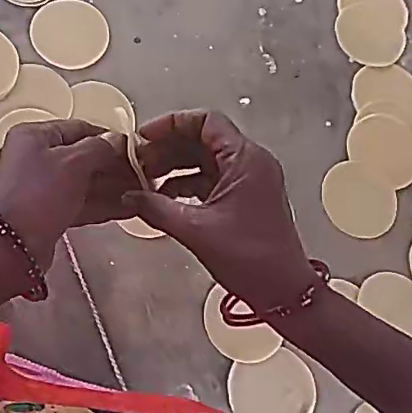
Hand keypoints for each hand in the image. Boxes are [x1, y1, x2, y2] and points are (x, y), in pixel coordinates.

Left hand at [0, 119, 134, 266]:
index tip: (135, 148)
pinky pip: (81, 203)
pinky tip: (130, 207)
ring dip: (113, 186)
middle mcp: (36, 158)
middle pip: (83, 157)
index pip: (79, 128)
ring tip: (144, 190)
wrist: (13, 246)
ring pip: (84, 182)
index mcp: (34, 136)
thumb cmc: (39, 194)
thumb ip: (99, 148)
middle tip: (144, 172)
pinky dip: (103, 204)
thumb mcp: (73, 163)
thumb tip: (118, 139)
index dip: (109, 137)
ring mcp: (42, 188)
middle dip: (114, 165)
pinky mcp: (49, 213)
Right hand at [125, 110, 317, 309]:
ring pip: (206, 159)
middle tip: (139, 160)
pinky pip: (211, 179)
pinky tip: (163, 196)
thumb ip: (156, 208)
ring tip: (145, 178)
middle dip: (169, 147)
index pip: (206, 122)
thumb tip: (129, 197)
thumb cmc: (251, 258)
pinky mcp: (244, 198)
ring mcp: (249, 180)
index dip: (172, 124)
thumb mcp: (195, 230)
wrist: (282, 291)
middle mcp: (251, 163)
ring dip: (175, 166)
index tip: (146, 136)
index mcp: (246, 160)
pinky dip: (187, 183)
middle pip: (204, 138)